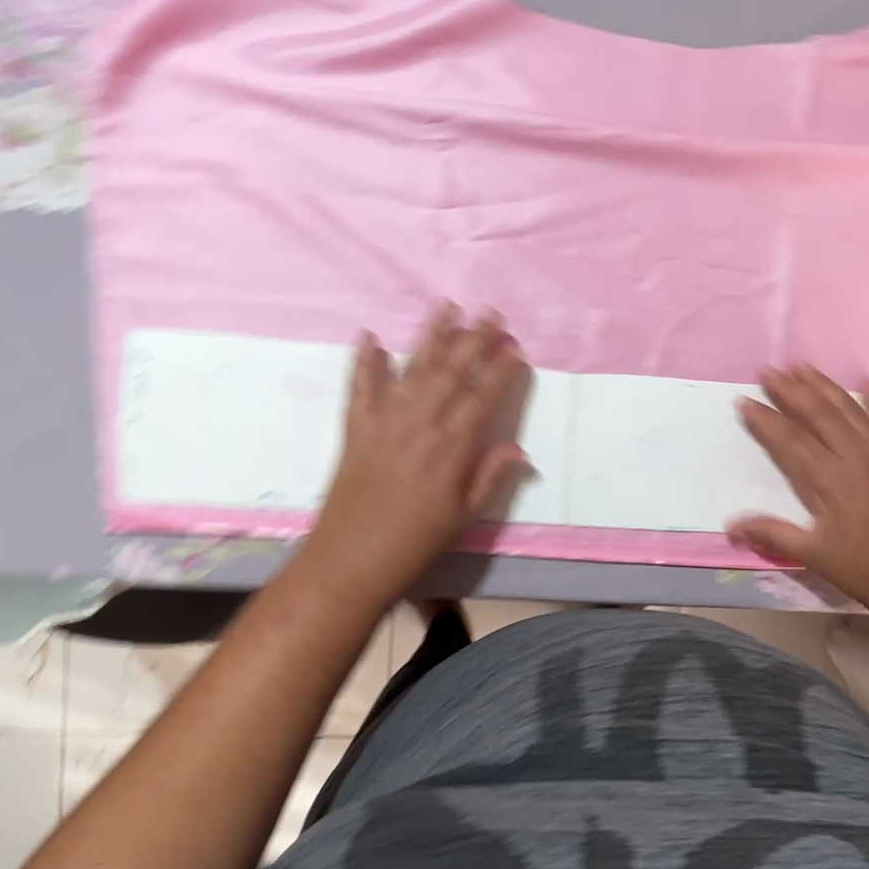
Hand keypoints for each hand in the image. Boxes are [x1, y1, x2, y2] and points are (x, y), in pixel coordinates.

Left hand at [300, 306, 529, 610]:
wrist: (351, 561)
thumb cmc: (416, 544)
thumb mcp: (464, 517)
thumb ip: (489, 478)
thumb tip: (517, 449)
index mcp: (451, 449)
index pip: (482, 398)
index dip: (500, 371)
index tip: (515, 349)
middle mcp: (419, 426)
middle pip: (451, 373)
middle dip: (473, 340)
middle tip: (490, 314)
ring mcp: (384, 423)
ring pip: (411, 370)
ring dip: (430, 337)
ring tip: (446, 308)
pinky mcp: (355, 429)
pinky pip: (360, 388)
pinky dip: (364, 361)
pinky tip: (369, 336)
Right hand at [728, 365, 868, 641]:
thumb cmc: (862, 571)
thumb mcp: (812, 556)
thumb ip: (771, 534)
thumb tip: (730, 525)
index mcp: (832, 482)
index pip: (792, 442)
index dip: (766, 421)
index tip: (744, 400)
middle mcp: (856, 461)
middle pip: (820, 416)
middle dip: (793, 391)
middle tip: (768, 370)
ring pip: (850, 413)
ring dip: (825, 388)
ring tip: (803, 367)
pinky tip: (867, 386)